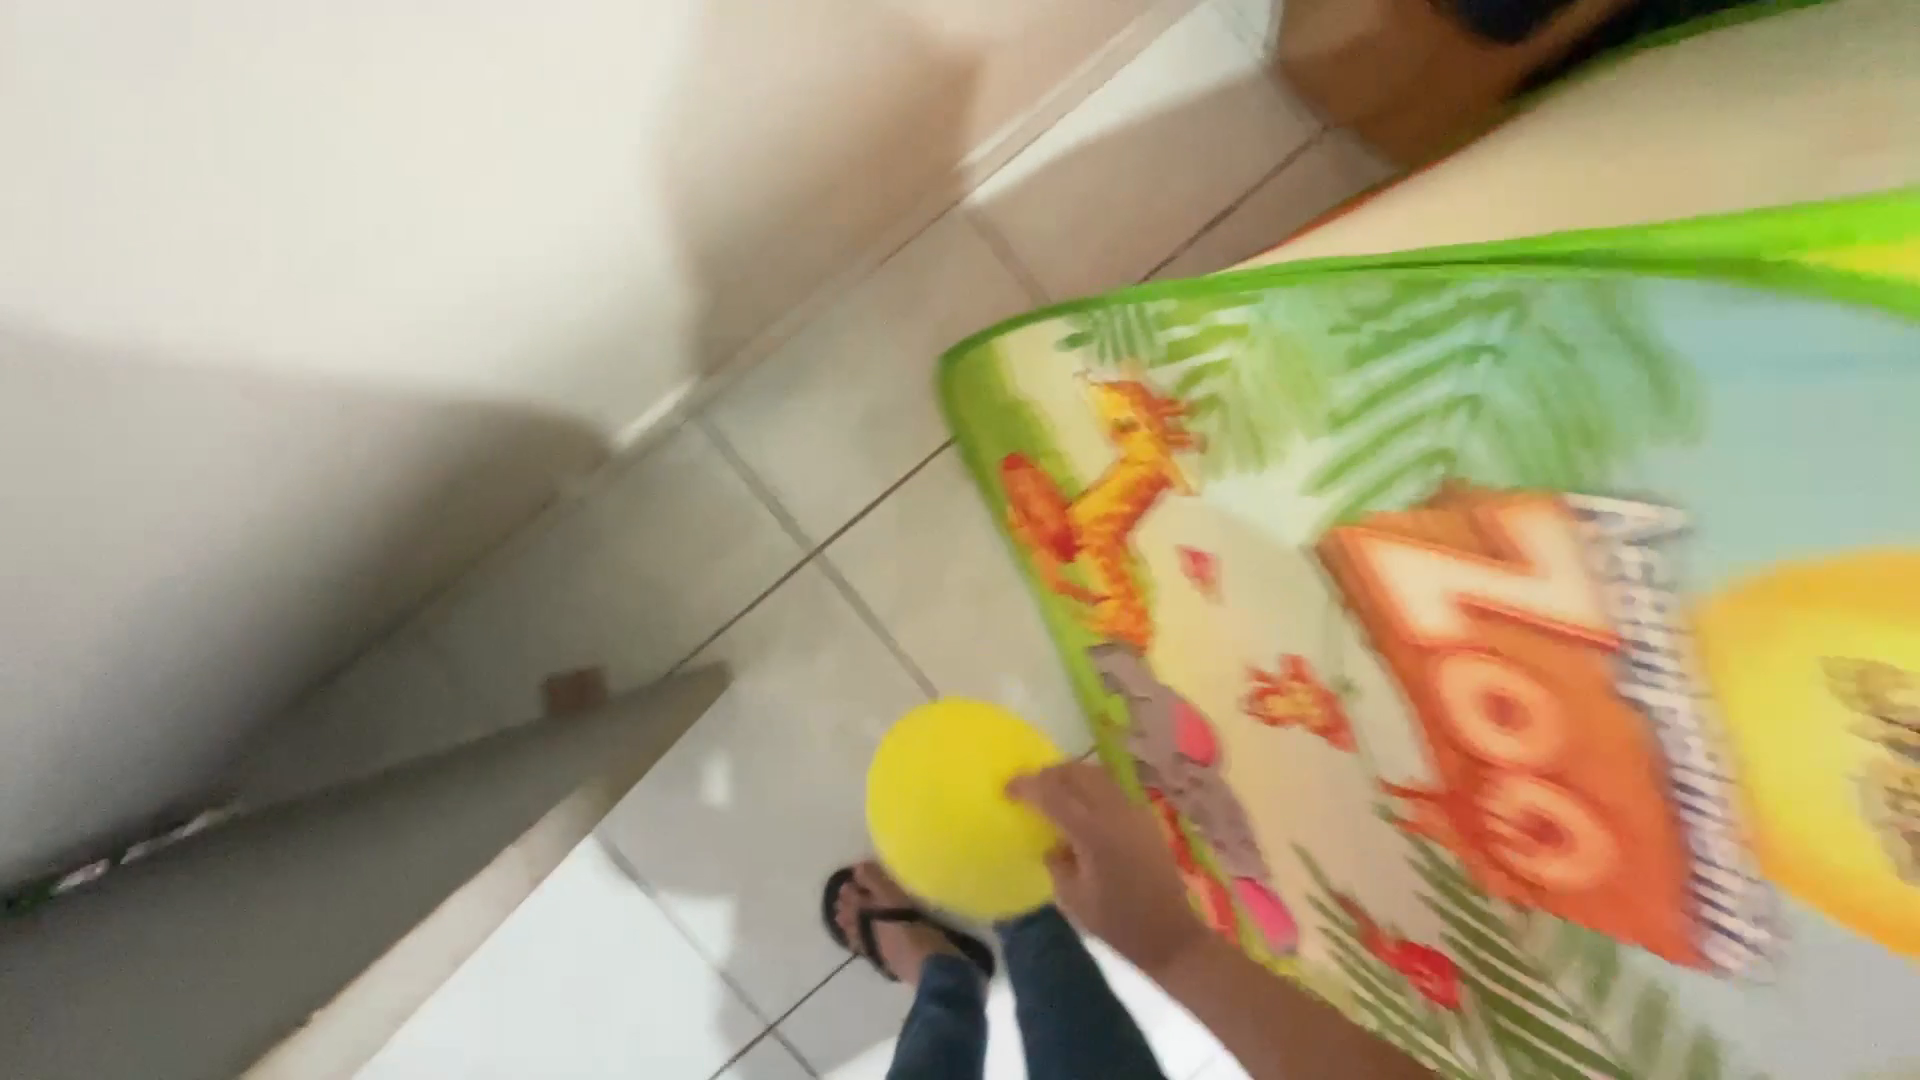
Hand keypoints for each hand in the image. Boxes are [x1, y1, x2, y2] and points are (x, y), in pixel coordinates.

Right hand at [1007, 762, 1209, 976]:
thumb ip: (1056, 862)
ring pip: (1096, 774)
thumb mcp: (1073, 900)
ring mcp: (1133, 810)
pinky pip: (1111, 787)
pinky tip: (1082, 805)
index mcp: (1092, 833)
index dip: (1026, 786)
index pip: (1052, 794)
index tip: (1007, 789)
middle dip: (1048, 774)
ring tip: (1053, 791)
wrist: (1172, 936)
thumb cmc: (1118, 925)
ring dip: (1070, 775)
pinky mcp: (1145, 816)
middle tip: (1029, 787)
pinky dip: (1090, 785)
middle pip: (1076, 772)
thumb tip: (1050, 843)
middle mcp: (1113, 812)